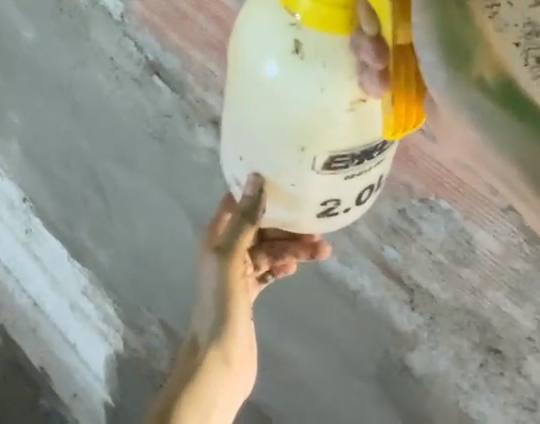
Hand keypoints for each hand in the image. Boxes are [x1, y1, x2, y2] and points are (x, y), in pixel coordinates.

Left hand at [167, 176, 329, 418]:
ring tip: (322, 251)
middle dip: (288, 224)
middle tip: (319, 227)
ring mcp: (238, 272)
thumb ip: (244, 219)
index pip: (240, 201)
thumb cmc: (221, 306)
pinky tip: (298, 267)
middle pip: (261, 225)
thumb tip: (256, 177)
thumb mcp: (230, 257)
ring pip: (270, 249)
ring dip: (293, 247)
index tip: (291, 181)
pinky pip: (270, 270)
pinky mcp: (249, 294)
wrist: (218, 363)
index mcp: (217, 235)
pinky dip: (284, 265)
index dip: (262, 191)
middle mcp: (226, 248)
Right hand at [352, 0, 510, 108]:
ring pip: (372, 42)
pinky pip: (376, 70)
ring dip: (368, 56)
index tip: (369, 8)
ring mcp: (419, 49)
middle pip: (375, 9)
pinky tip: (383, 89)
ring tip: (380, 73)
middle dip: (367, 29)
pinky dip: (374, 78)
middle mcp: (429, 14)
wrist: (480, 117)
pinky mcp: (411, 80)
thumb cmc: (458, 50)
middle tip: (375, 46)